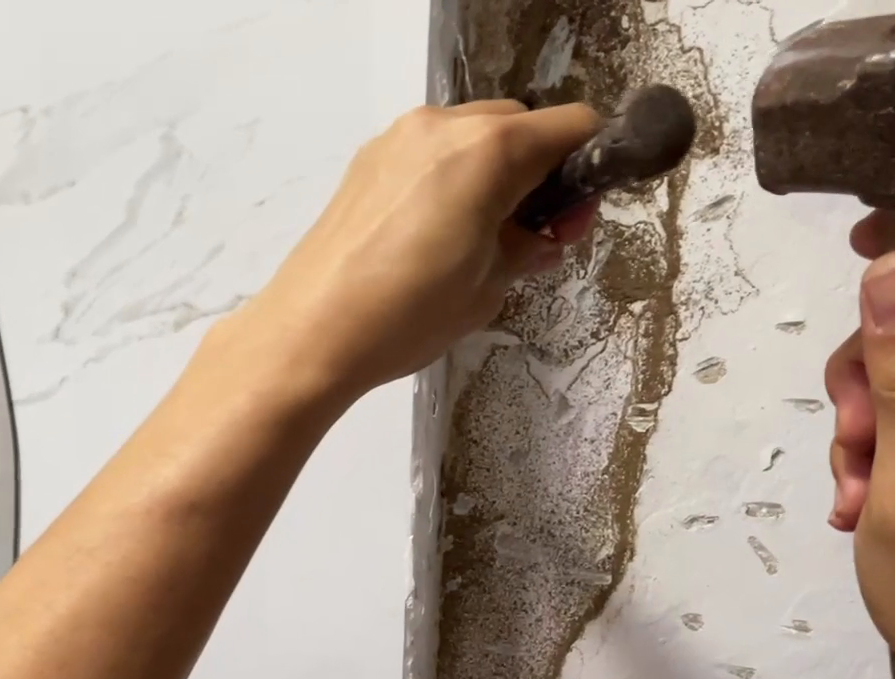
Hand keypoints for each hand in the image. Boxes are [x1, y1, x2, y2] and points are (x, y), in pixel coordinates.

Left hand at [225, 100, 601, 399]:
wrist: (309, 336)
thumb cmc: (403, 318)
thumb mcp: (486, 290)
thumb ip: (527, 248)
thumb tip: (543, 235)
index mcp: (489, 151)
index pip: (572, 129)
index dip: (585, 173)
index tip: (569, 221)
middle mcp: (442, 127)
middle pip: (518, 128)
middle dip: (534, 176)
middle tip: (525, 240)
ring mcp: (396, 140)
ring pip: (469, 140)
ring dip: (488, 177)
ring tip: (470, 245)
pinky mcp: (364, 163)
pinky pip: (426, 157)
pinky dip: (445, 182)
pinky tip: (428, 239)